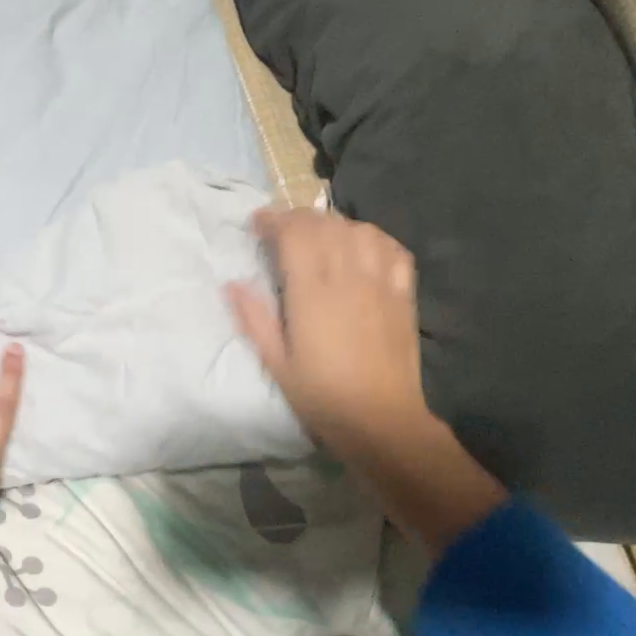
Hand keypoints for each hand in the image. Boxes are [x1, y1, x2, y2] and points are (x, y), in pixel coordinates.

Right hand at [228, 207, 428, 450]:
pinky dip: (373, 237)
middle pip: (325, 224)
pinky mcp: (403, 293)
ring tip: (319, 235)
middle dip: (299, 218)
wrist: (379, 418)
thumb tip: (232, 284)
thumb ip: (254, 319)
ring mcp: (381, 282)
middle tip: (281, 228)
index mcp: (312, 293)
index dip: (274, 220)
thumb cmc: (319, 395)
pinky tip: (361, 246)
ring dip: (334, 224)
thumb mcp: (275, 362)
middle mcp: (348, 277)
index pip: (294, 234)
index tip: (257, 223)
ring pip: (359, 229)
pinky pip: (392, 248)